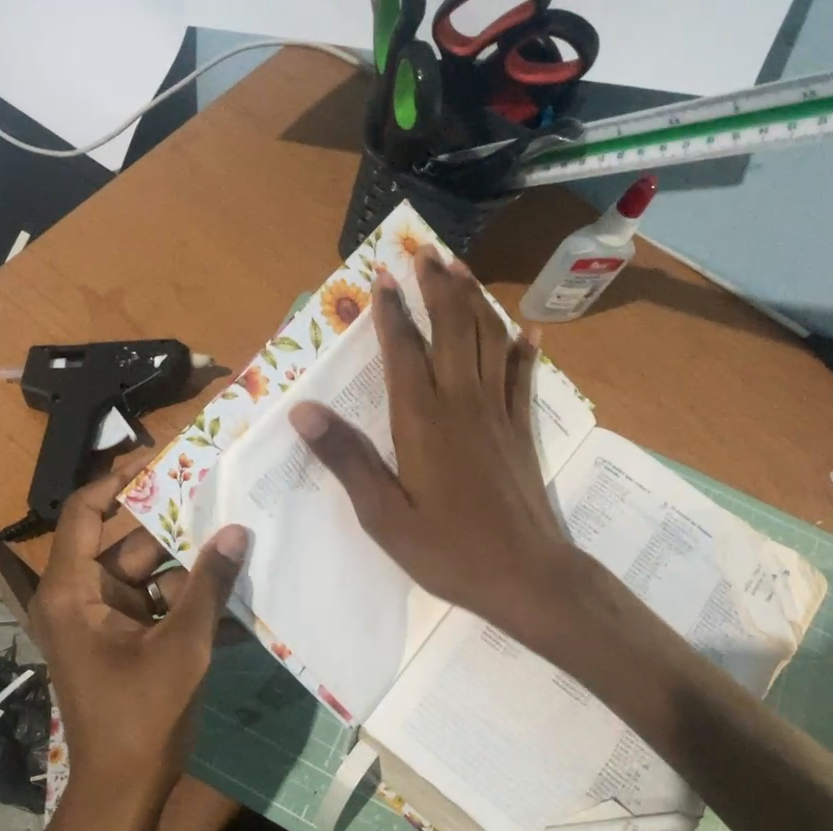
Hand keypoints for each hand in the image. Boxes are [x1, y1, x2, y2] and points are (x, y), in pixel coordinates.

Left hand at [28, 462, 249, 830]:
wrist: (120, 795)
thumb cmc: (140, 719)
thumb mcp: (181, 648)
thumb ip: (208, 586)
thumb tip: (237, 530)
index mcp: (72, 591)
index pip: (84, 512)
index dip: (118, 479)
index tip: (162, 457)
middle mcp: (78, 598)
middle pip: (124, 542)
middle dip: (173, 527)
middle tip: (224, 498)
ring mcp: (99, 622)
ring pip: (145, 575)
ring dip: (189, 569)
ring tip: (241, 545)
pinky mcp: (120, 643)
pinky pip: (153, 606)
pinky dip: (185, 604)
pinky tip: (233, 599)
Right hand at [288, 250, 594, 644]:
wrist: (526, 577)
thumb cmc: (446, 550)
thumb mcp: (383, 514)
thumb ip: (346, 459)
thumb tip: (303, 411)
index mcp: (422, 421)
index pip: (403, 351)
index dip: (391, 311)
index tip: (381, 275)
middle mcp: (462, 403)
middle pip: (452, 329)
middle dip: (436, 288)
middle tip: (424, 252)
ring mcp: (498, 413)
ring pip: (489, 340)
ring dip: (474, 301)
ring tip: (461, 270)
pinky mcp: (522, 430)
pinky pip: (523, 375)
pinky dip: (523, 347)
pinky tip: (528, 329)